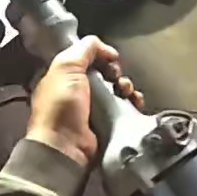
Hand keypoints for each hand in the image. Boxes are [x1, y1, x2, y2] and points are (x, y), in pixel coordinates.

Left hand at [26, 36, 141, 166]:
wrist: (65, 147)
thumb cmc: (61, 106)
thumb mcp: (66, 66)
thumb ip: (84, 49)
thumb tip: (106, 48)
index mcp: (64, 76)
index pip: (88, 58)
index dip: (101, 56)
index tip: (109, 59)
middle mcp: (78, 91)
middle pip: (105, 73)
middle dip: (116, 72)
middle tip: (116, 78)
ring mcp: (93, 109)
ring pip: (117, 89)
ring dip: (127, 86)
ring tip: (126, 91)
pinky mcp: (107, 124)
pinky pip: (125, 108)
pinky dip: (133, 103)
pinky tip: (135, 102)